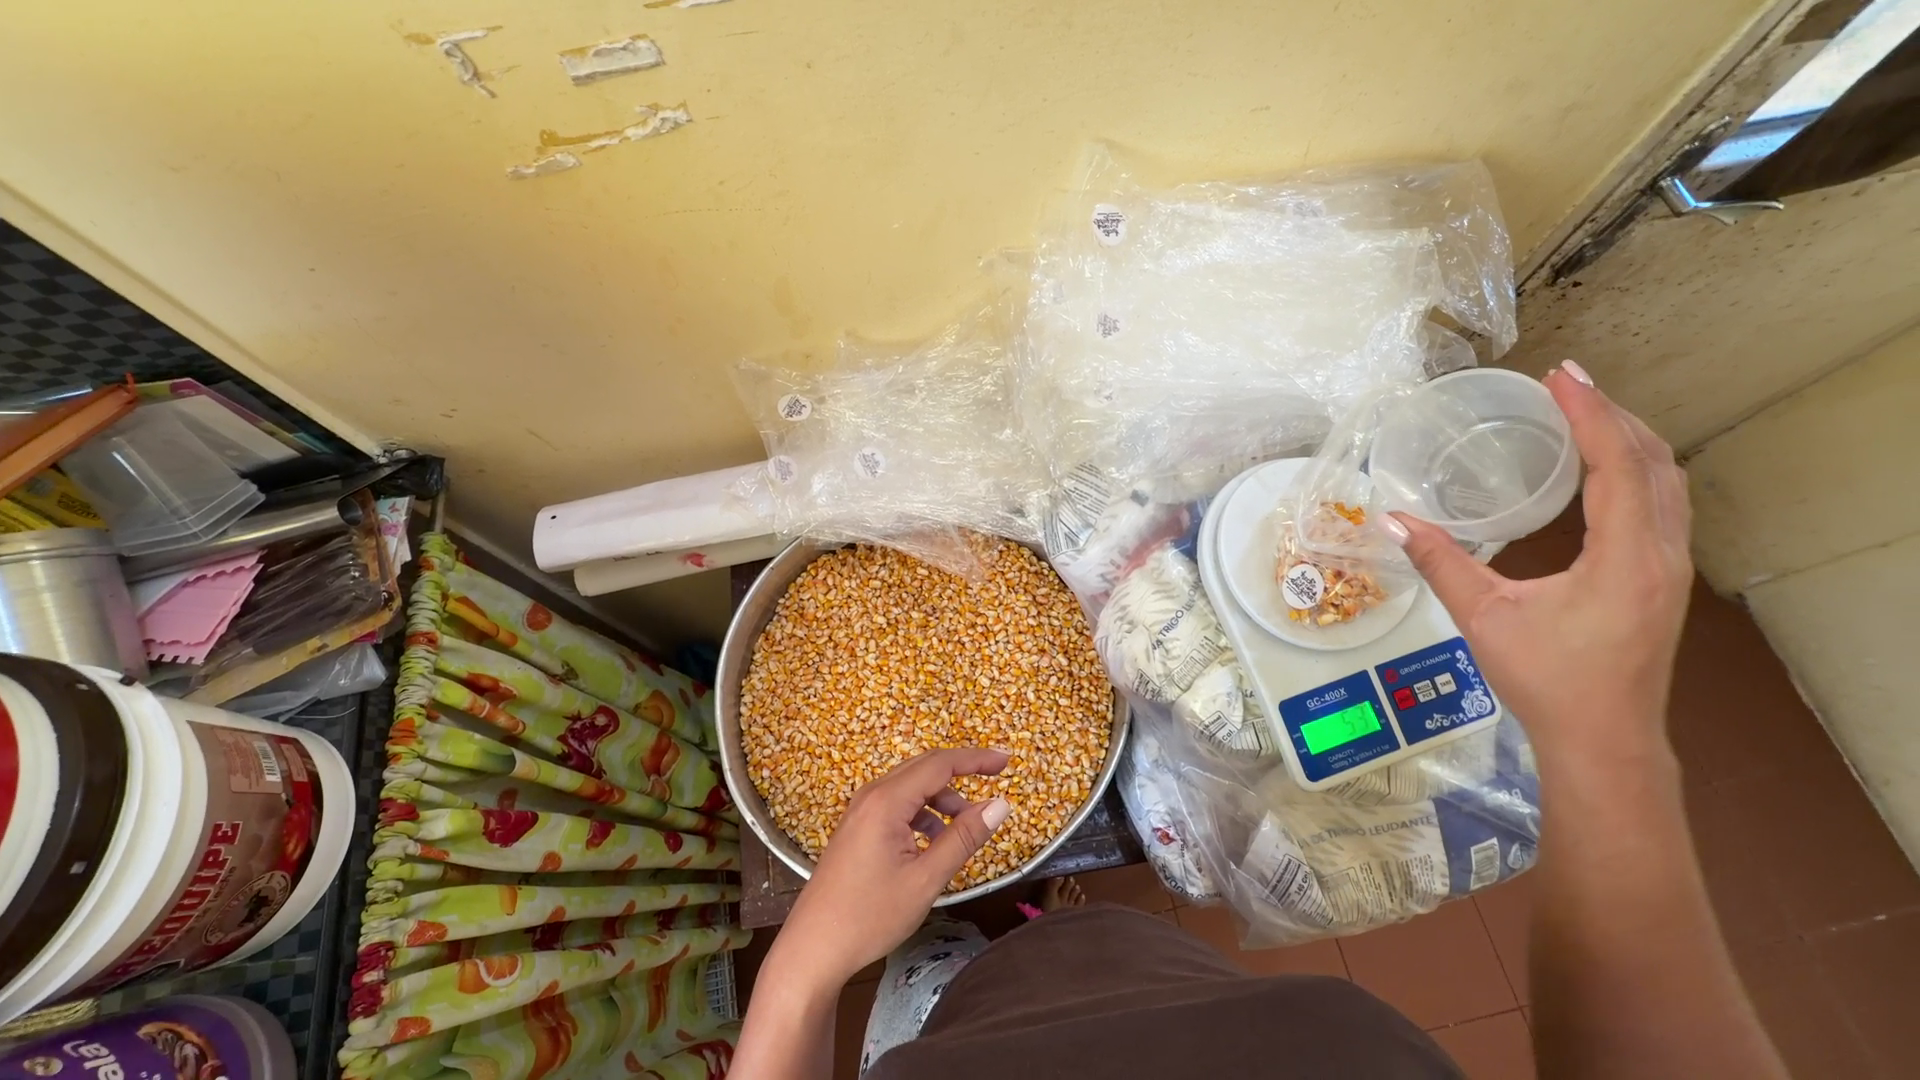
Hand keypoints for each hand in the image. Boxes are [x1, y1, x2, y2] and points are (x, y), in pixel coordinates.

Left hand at [774, 748, 1012, 987]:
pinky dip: (923, 814)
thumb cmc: (870, 916)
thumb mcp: (925, 879)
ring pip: (911, 788)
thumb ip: (964, 838)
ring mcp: (860, 811)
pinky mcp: (856, 828)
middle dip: (963, 771)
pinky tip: (935, 842)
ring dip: (942, 798)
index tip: (1007, 761)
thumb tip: (1000, 804)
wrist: (813, 949)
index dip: (976, 759)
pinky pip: (897, 805)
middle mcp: (871, 796)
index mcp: (887, 801)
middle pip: (924, 768)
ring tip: (967, 827)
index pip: (940, 763)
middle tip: (997, 777)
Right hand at [1386, 362, 1691, 759]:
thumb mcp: (1485, 618)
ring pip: (1668, 482)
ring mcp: (1671, 567)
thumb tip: (1393, 523)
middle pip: (1655, 461)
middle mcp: (1662, 552)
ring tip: (1589, 413)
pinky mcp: (1665, 579)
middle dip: (1614, 414)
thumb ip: (1442, 564)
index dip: (1589, 414)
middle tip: (1569, 383)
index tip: (1559, 377)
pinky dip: (1639, 469)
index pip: (1617, 464)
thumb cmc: (1547, 680)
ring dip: (1632, 439)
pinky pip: (1664, 504)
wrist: (1604, 738)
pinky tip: (1608, 469)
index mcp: (1626, 556)